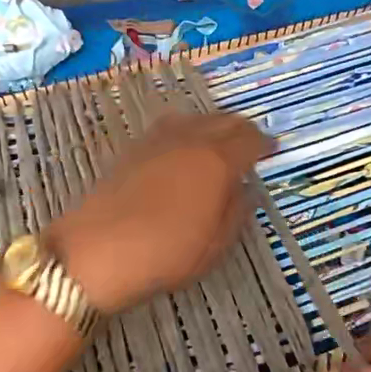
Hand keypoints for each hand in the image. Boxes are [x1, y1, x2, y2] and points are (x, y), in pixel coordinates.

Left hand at [46, 112, 271, 313]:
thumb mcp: (216, 244)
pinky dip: (187, 132)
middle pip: (224, 121)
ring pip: (195, 119)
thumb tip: (243, 190)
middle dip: (243, 130)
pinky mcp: (133, 150)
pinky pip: (170, 128)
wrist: (97, 251)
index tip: (273, 151)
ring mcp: (157, 141)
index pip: (250, 140)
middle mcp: (190, 141)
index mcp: (217, 161)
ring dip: (213, 126)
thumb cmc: (166, 252)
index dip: (265, 144)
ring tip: (219, 144)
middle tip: (251, 145)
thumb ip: (236, 212)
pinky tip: (183, 150)